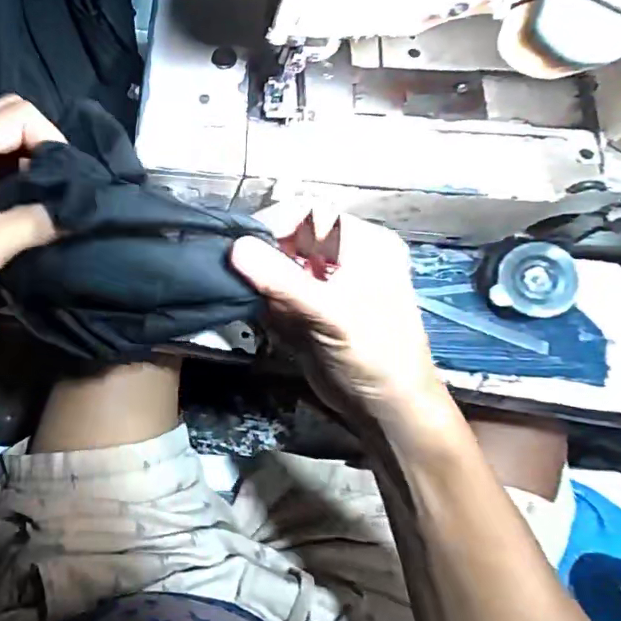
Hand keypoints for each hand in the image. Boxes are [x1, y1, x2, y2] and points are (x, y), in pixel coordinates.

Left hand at [0, 95, 63, 348]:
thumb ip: (39, 222)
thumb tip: (85, 208)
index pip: (15, 116)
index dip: (48, 137)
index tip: (69, 176)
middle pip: (9, 120)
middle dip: (42, 143)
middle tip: (63, 179)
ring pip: (4, 143)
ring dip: (33, 161)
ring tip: (56, 193)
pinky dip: (20, 176)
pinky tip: (36, 202)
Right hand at [229, 203, 463, 446]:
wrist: (385, 408)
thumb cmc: (373, 357)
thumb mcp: (330, 314)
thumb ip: (282, 280)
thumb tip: (235, 246)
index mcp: (363, 242)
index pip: (304, 211)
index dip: (270, 226)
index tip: (241, 252)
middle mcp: (342, 253)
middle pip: (284, 233)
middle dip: (260, 256)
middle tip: (244, 279)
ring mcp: (322, 278)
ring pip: (271, 260)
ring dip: (257, 279)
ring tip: (258, 302)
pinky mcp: (305, 301)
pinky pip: (269, 286)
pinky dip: (259, 298)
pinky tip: (266, 316)